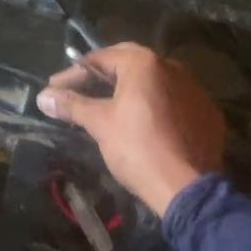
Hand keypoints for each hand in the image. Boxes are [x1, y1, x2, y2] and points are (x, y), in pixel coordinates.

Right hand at [37, 43, 224, 215]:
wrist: (188, 190)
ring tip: (109, 106)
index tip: (54, 89)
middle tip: (79, 89)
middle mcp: (171, 66)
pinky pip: (173, 101)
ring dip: (129, 90)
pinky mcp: (206, 113)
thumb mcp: (100, 124)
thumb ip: (72, 104)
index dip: (73, 74)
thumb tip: (43, 97)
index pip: (100, 60)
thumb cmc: (138, 148)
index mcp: (143, 62)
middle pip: (127, 64)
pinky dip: (154, 106)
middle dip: (101, 76)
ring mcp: (193, 89)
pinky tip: (143, 123)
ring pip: (153, 82)